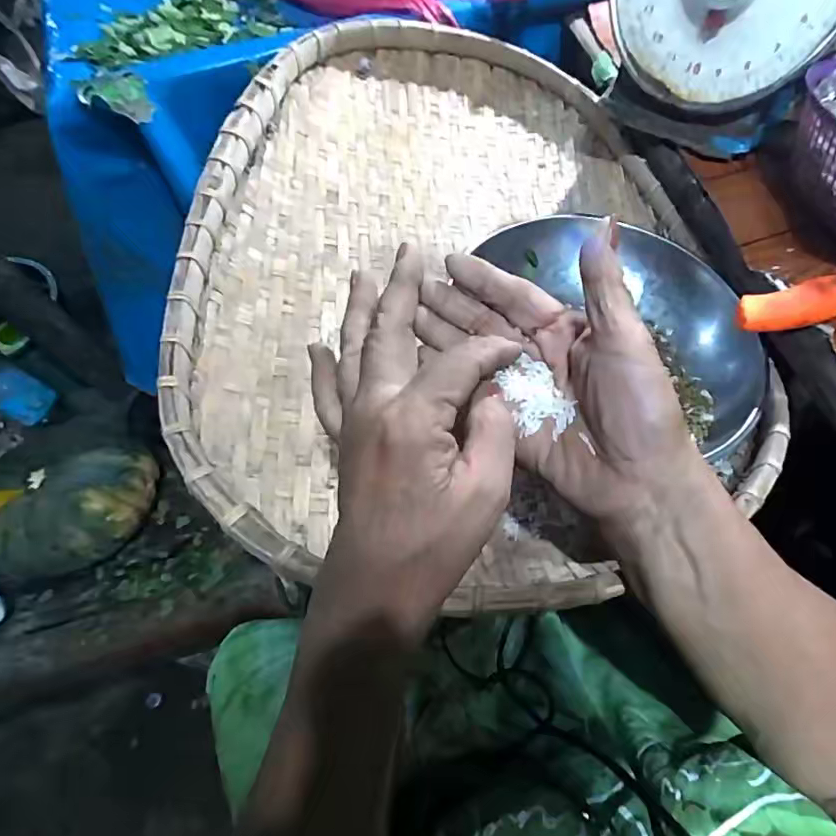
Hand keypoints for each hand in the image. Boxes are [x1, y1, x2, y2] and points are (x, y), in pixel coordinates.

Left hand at [308, 245, 523, 631]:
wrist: (377, 583)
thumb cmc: (436, 543)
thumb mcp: (486, 489)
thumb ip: (493, 428)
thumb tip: (490, 391)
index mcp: (414, 414)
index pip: (459, 361)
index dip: (492, 350)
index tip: (517, 349)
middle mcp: (374, 403)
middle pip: (389, 334)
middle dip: (403, 290)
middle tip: (410, 251)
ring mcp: (352, 420)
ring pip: (353, 352)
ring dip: (361, 312)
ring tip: (363, 275)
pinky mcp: (342, 440)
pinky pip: (327, 394)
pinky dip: (323, 368)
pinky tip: (318, 347)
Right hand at [414, 217, 707, 536]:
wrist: (638, 478)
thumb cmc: (640, 406)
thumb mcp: (627, 343)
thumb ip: (605, 291)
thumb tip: (597, 229)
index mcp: (565, 332)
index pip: (515, 297)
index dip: (483, 280)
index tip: (450, 262)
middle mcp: (535, 356)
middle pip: (485, 323)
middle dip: (450, 304)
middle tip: (414, 286)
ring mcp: (517, 391)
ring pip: (471, 356)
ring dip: (440, 335)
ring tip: (405, 316)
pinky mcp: (505, 424)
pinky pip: (471, 396)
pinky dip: (445, 380)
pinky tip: (418, 363)